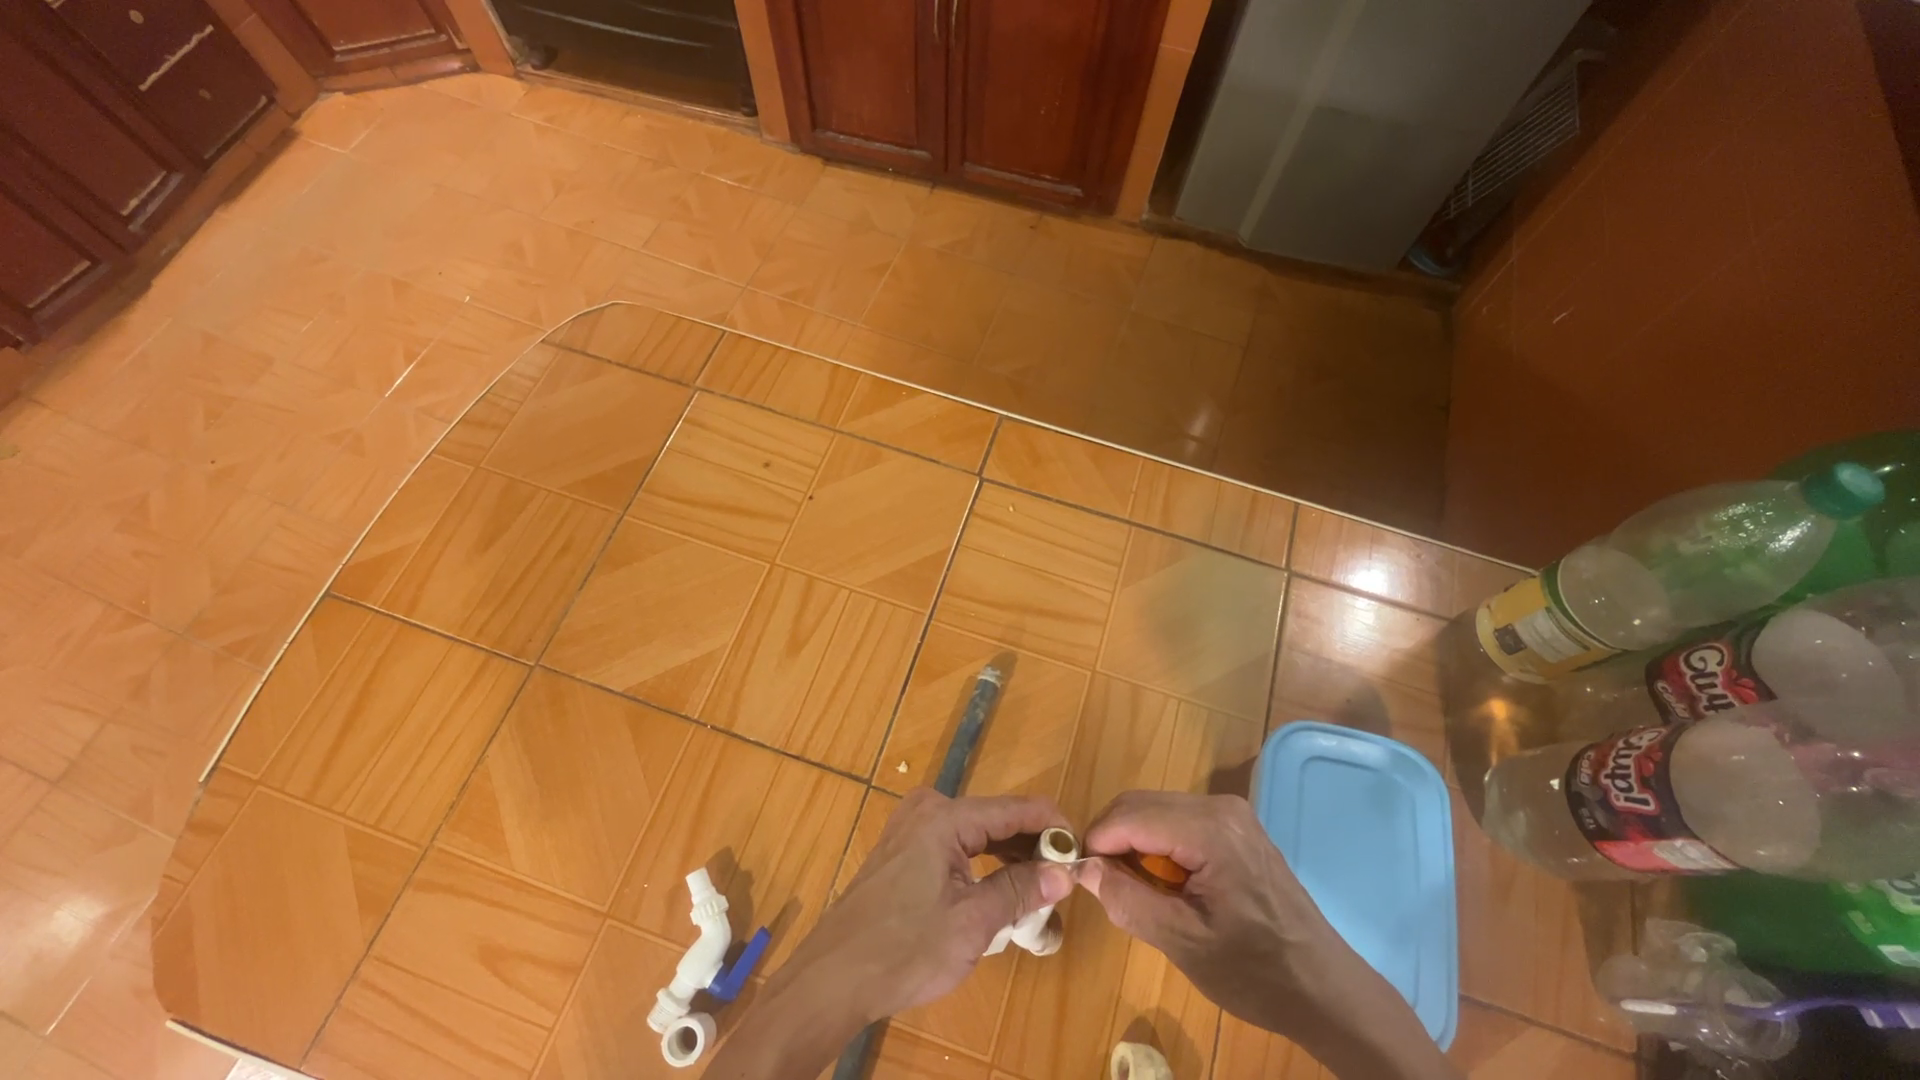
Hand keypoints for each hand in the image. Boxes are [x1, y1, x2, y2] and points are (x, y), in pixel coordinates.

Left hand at [793, 789, 1074, 1020]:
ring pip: (977, 833)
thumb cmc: (904, 949)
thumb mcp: (973, 923)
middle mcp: (927, 810)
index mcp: (945, 818)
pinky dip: (982, 863)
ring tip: (1040, 890)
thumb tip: (1065, 871)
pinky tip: (1001, 888)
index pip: (1016, 809)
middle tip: (1065, 880)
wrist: (833, 978)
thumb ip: (1020, 889)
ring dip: (1009, 857)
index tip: (1083, 853)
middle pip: (996, 818)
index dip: (1054, 828)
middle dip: (1033, 846)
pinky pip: (955, 845)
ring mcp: (910, 828)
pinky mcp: (902, 850)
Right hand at [1079, 791, 1342, 1028]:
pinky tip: (1163, 885)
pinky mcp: (1236, 828)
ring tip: (1133, 890)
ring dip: (1133, 842)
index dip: (1095, 842)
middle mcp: (1220, 807)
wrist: (1324, 989)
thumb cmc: (1255, 971)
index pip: (1128, 816)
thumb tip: (1083, 868)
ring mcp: (1232, 814)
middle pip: (1139, 805)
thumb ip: (1126, 900)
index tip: (1079, 877)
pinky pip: (1178, 822)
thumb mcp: (1182, 942)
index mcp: (1209, 830)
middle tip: (1102, 886)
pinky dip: (1157, 845)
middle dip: (1112, 839)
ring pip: (1155, 810)